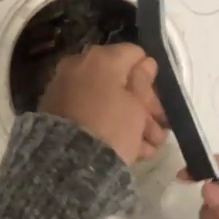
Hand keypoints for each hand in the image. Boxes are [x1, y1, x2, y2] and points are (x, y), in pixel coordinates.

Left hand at [38, 43, 168, 165]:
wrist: (67, 163)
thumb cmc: (111, 129)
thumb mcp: (137, 108)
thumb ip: (143, 83)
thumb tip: (146, 63)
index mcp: (102, 58)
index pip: (135, 54)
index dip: (152, 78)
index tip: (161, 103)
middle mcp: (80, 64)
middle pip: (120, 79)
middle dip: (143, 106)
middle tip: (158, 132)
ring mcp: (66, 86)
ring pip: (106, 98)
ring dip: (130, 119)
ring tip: (148, 148)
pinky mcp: (56, 108)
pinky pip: (89, 110)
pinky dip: (107, 123)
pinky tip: (129, 148)